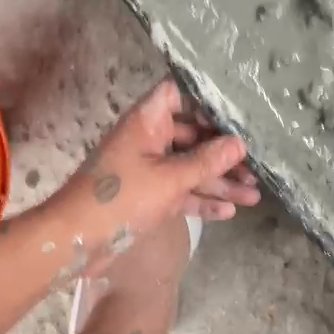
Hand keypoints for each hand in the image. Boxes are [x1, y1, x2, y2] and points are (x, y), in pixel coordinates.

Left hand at [70, 79, 261, 234]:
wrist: (77, 240)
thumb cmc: (121, 199)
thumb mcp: (170, 179)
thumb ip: (206, 161)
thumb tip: (239, 143)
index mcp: (146, 123)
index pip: (176, 94)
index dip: (204, 100)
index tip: (235, 114)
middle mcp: (148, 141)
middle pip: (192, 136)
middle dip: (224, 151)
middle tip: (256, 163)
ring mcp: (147, 171)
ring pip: (190, 169)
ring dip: (220, 181)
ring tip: (255, 194)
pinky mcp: (147, 198)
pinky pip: (181, 193)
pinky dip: (202, 200)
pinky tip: (230, 210)